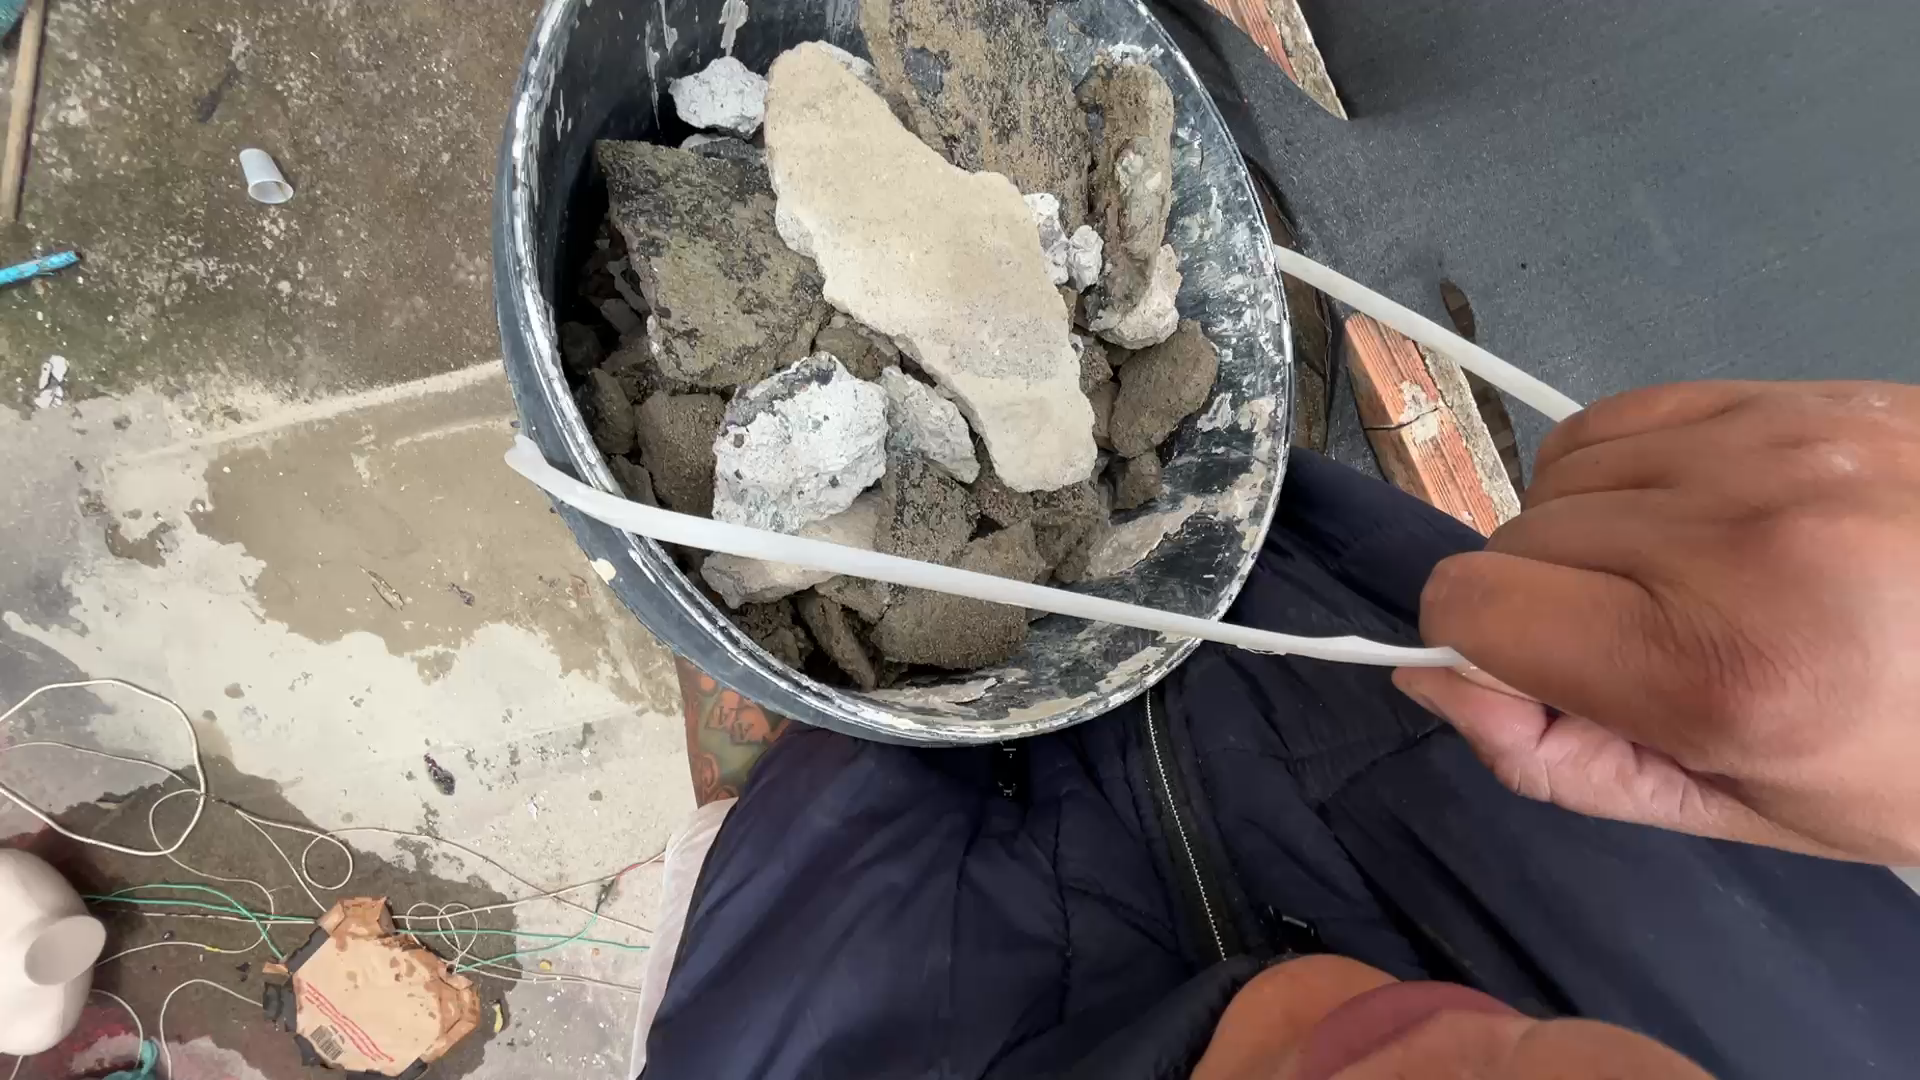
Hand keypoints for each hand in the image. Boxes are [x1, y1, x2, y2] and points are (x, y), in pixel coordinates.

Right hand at [1396, 381, 1919, 862]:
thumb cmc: (1909, 753)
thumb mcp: (1721, 802)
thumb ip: (1540, 754)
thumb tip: (1424, 672)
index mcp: (1722, 668)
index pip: (1467, 602)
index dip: (1472, 640)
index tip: (1538, 667)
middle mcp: (1739, 537)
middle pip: (1504, 544)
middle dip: (1541, 596)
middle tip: (1642, 634)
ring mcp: (1768, 448)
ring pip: (1544, 487)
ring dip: (1577, 535)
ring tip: (1679, 571)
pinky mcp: (1781, 396)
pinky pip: (1596, 431)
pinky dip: (1607, 478)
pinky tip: (1684, 511)